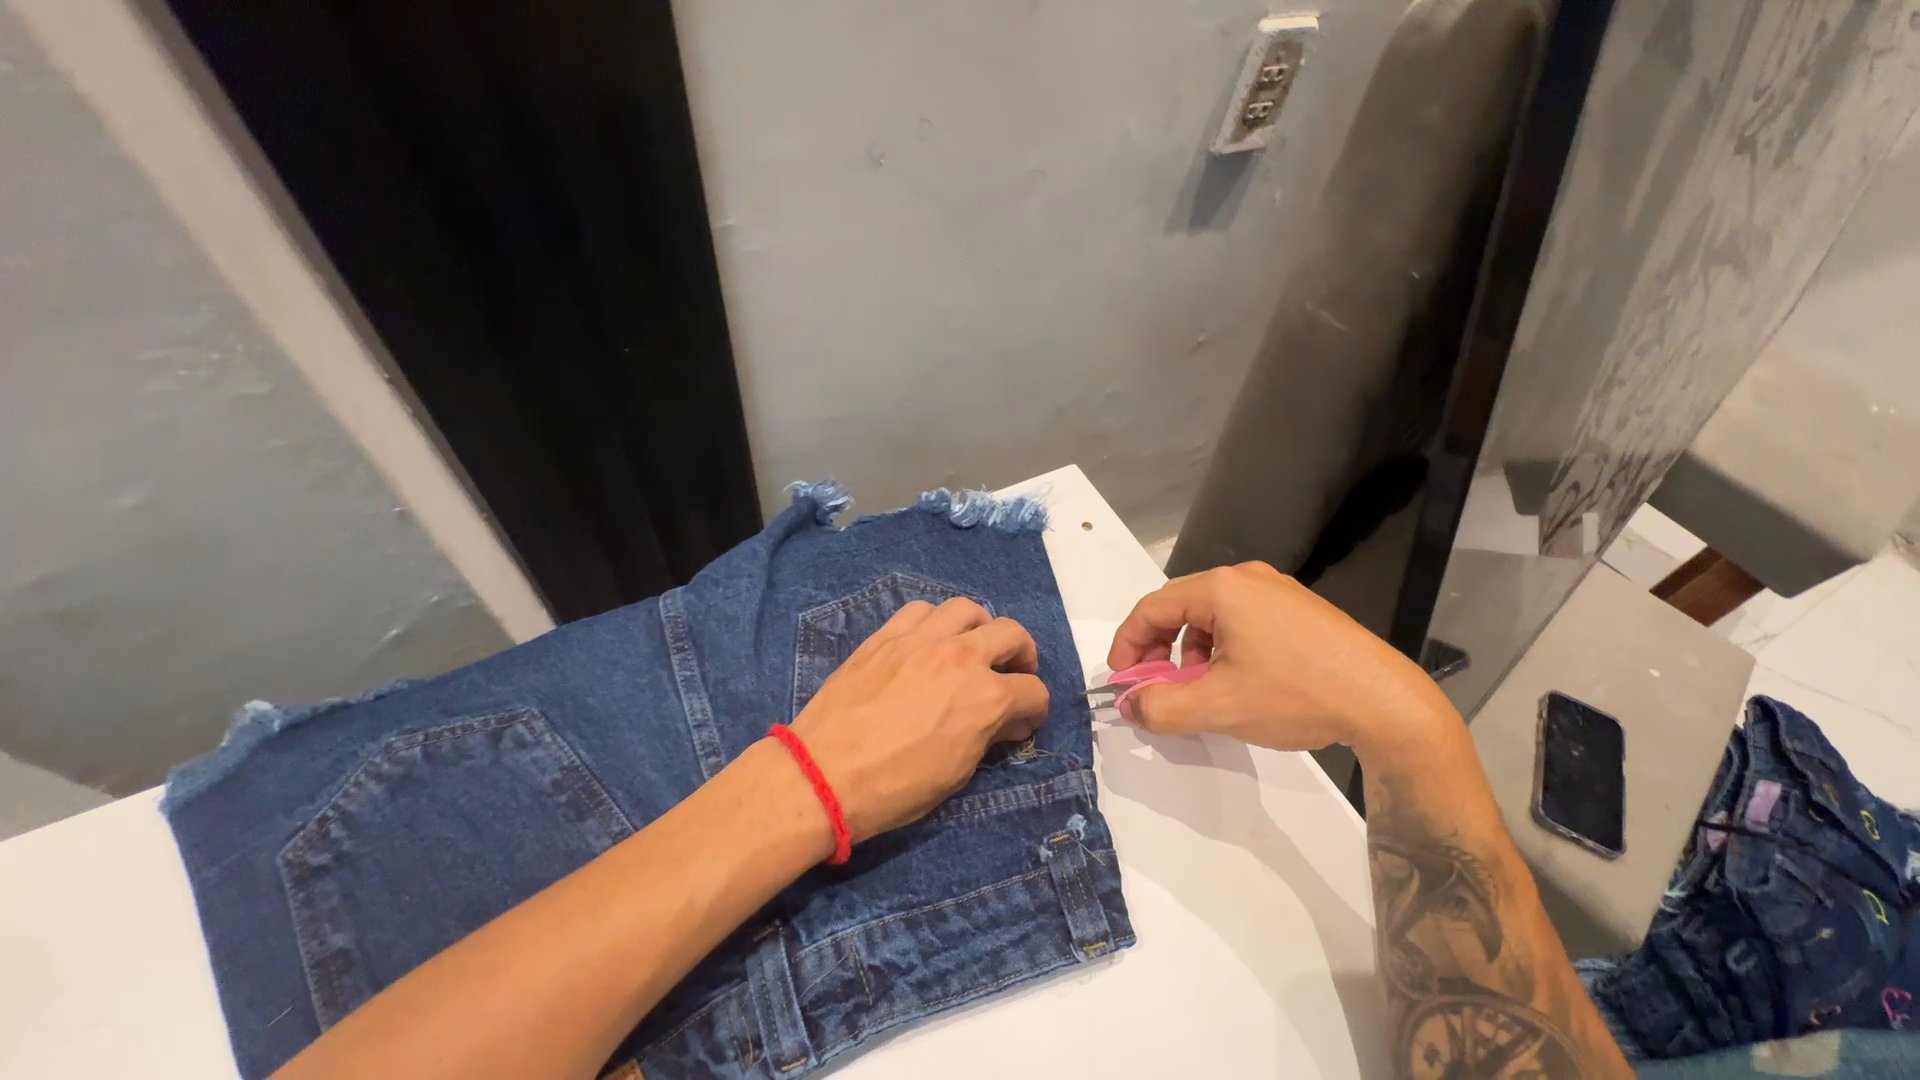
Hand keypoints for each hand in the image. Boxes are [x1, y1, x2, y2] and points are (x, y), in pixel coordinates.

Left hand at [789, 597, 1049, 843]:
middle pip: (1012, 633)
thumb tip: (1003, 722)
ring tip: (971, 648)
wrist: (824, 774)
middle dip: (1022, 655)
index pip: (1033, 691)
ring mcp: (921, 639)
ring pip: (967, 609)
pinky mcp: (886, 635)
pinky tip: (928, 642)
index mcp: (986, 698)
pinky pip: (921, 610)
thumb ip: (987, 736)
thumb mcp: (957, 773)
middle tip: (1012, 674)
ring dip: (979, 628)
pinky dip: (935, 622)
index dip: (1034, 710)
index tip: (1021, 723)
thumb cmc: (895, 787)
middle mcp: (960, 657)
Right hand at [1106, 562, 1458, 760]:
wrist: (1386, 703)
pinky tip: (1238, 684)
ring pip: (1210, 618)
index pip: (1151, 608)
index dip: (1127, 646)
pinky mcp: (1300, 611)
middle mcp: (1246, 578)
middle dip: (1158, 652)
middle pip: (1179, 608)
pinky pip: (1241, 622)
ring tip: (1201, 693)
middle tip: (1155, 690)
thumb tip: (1129, 705)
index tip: (1123, 683)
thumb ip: (1159, 707)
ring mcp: (1277, 591)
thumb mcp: (1217, 707)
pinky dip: (1222, 650)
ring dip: (1190, 654)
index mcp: (1221, 588)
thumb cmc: (1296, 695)